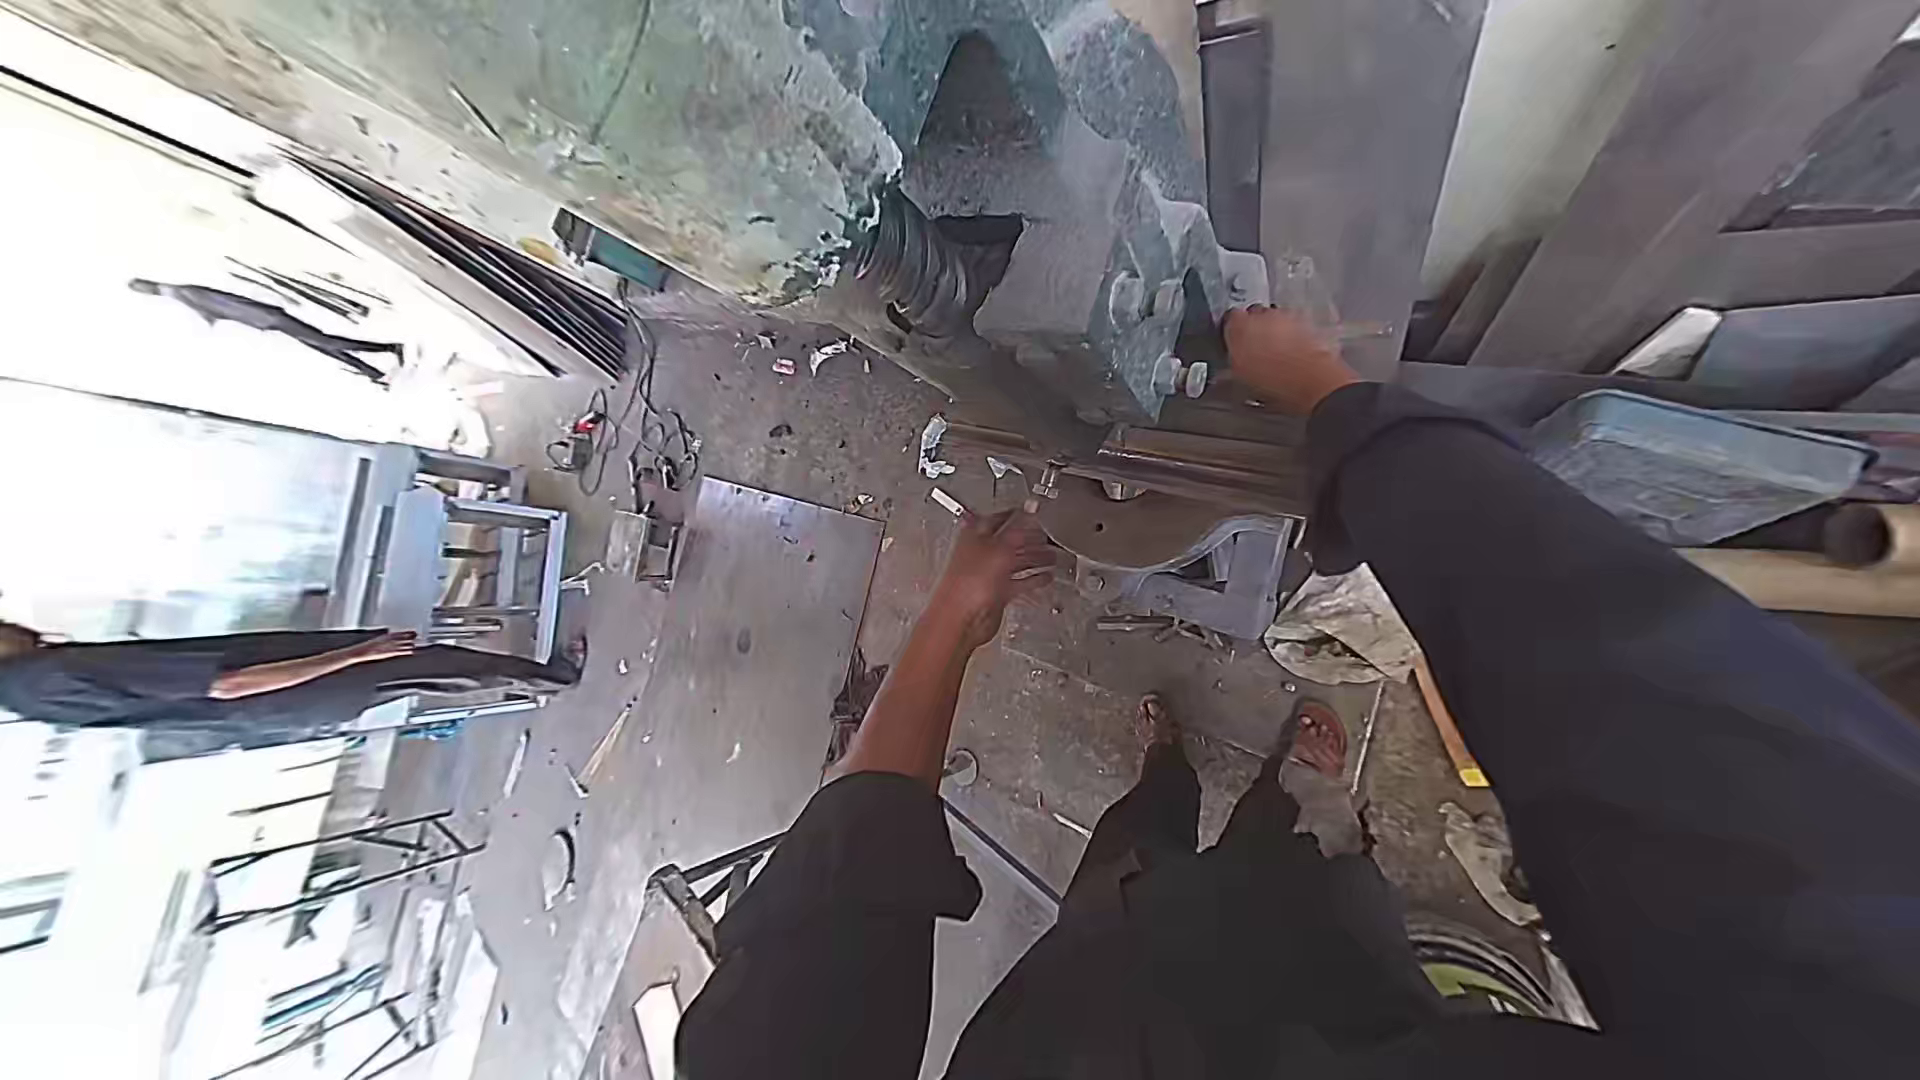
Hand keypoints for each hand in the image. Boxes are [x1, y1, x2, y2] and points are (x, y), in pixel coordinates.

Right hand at [354, 630, 417, 661]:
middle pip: (410, 637)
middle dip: (415, 638)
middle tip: (418, 638)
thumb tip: (395, 635)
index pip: (406, 632)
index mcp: (390, 635)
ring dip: (412, 645)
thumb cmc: (369, 645)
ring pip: (410, 645)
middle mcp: (394, 640)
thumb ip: (389, 637)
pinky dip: (409, 651)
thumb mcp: (380, 638)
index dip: (411, 632)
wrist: (362, 651)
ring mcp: (394, 646)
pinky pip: (405, 652)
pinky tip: (412, 651)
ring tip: (414, 645)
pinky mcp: (393, 653)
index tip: (415, 632)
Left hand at [931, 508, 1058, 650]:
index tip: (1034, 512)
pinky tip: (1045, 577)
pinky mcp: (997, 593)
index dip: (1018, 515)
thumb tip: (1030, 512)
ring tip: (1053, 556)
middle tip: (1048, 536)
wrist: (961, 619)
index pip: (1000, 518)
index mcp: (975, 536)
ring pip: (1016, 561)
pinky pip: (1019, 582)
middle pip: (1010, 541)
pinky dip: (1033, 579)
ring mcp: (989, 574)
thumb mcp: (1000, 549)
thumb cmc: (968, 583)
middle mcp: (982, 553)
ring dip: (1035, 558)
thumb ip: (1018, 531)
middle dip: (1031, 538)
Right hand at [1223, 306, 1363, 414]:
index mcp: (1240, 326)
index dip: (1231, 329)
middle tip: (1252, 347)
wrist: (1309, 381)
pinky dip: (1291, 335)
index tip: (1232, 340)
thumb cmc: (1270, 381)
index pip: (1230, 317)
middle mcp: (1264, 315)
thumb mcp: (1238, 380)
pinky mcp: (1308, 323)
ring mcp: (1288, 317)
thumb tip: (1225, 368)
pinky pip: (1294, 326)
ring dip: (1273, 330)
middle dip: (1253, 326)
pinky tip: (1290, 353)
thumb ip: (1230, 364)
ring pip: (1276, 318)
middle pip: (1255, 313)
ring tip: (1273, 352)